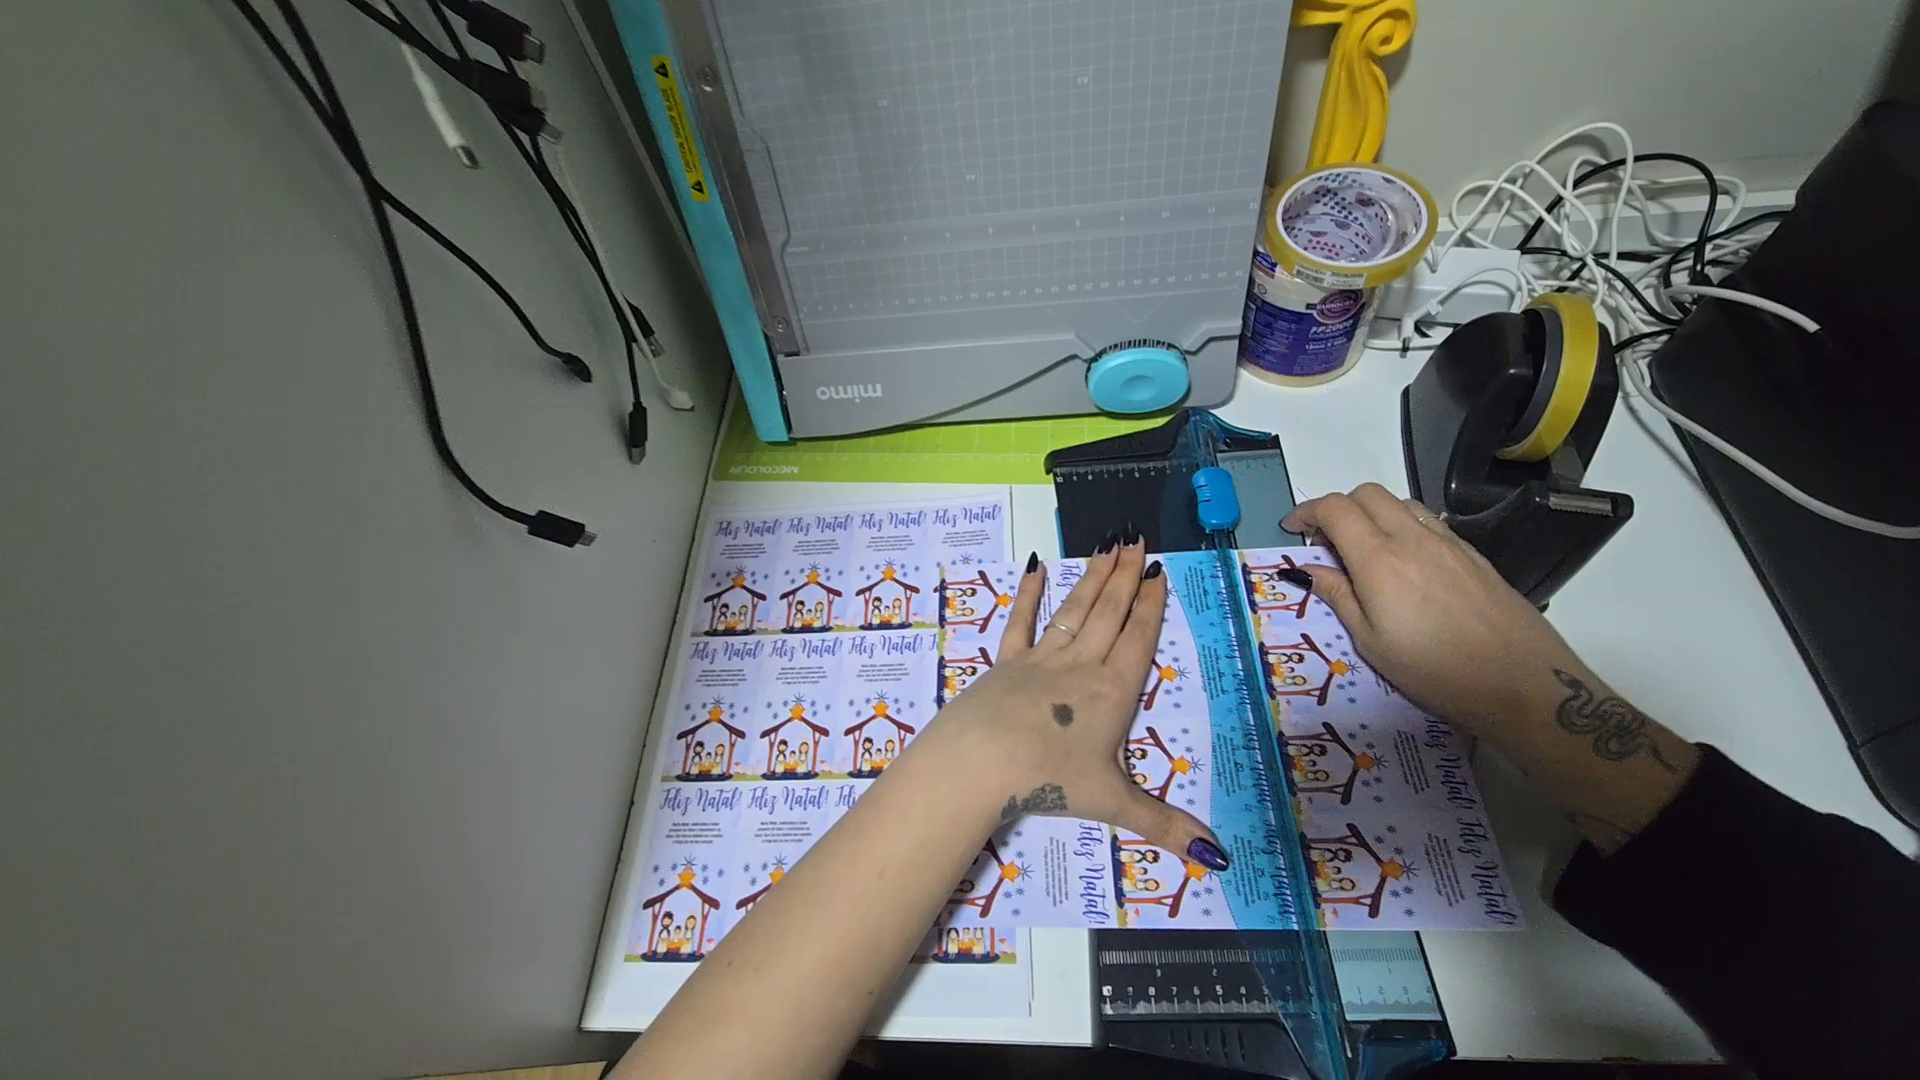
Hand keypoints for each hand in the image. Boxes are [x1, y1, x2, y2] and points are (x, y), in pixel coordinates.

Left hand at [932, 531, 1230, 870]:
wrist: (980, 761)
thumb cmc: (1050, 779)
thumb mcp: (1114, 804)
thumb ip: (1165, 825)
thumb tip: (1218, 858)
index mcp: (1112, 692)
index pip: (1138, 640)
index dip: (1150, 605)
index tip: (1158, 572)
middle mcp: (1080, 666)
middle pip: (1109, 613)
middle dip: (1125, 577)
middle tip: (1137, 539)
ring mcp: (1040, 660)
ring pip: (1074, 610)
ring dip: (1092, 578)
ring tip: (1107, 546)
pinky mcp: (1005, 663)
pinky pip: (1020, 622)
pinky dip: (1029, 593)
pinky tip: (1035, 566)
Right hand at [1281, 484, 1584, 733]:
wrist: (1522, 683)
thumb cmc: (1434, 671)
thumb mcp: (1371, 643)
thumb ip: (1338, 596)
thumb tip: (1309, 569)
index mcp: (1379, 560)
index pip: (1334, 509)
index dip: (1306, 511)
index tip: (1293, 530)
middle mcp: (1412, 539)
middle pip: (1367, 494)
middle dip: (1337, 507)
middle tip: (1326, 541)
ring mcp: (1447, 543)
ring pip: (1400, 502)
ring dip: (1371, 513)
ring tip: (1363, 549)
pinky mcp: (1472, 554)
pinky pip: (1428, 520)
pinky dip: (1402, 525)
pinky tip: (1403, 562)